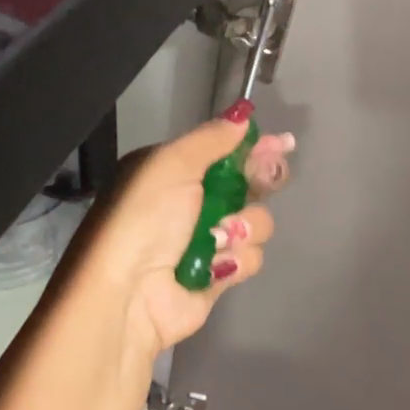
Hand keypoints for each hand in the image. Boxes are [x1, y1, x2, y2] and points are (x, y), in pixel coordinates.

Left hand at [59, 102, 292, 358]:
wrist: (126, 293)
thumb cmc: (144, 219)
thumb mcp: (170, 164)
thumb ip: (210, 139)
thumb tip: (242, 115)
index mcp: (169, 171)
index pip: (221, 150)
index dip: (253, 146)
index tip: (283, 143)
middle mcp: (188, 203)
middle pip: (246, 183)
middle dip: (261, 180)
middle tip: (266, 179)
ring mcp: (204, 242)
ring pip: (255, 222)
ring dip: (243, 226)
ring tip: (220, 236)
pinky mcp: (217, 277)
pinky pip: (249, 258)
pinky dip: (235, 260)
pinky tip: (216, 265)